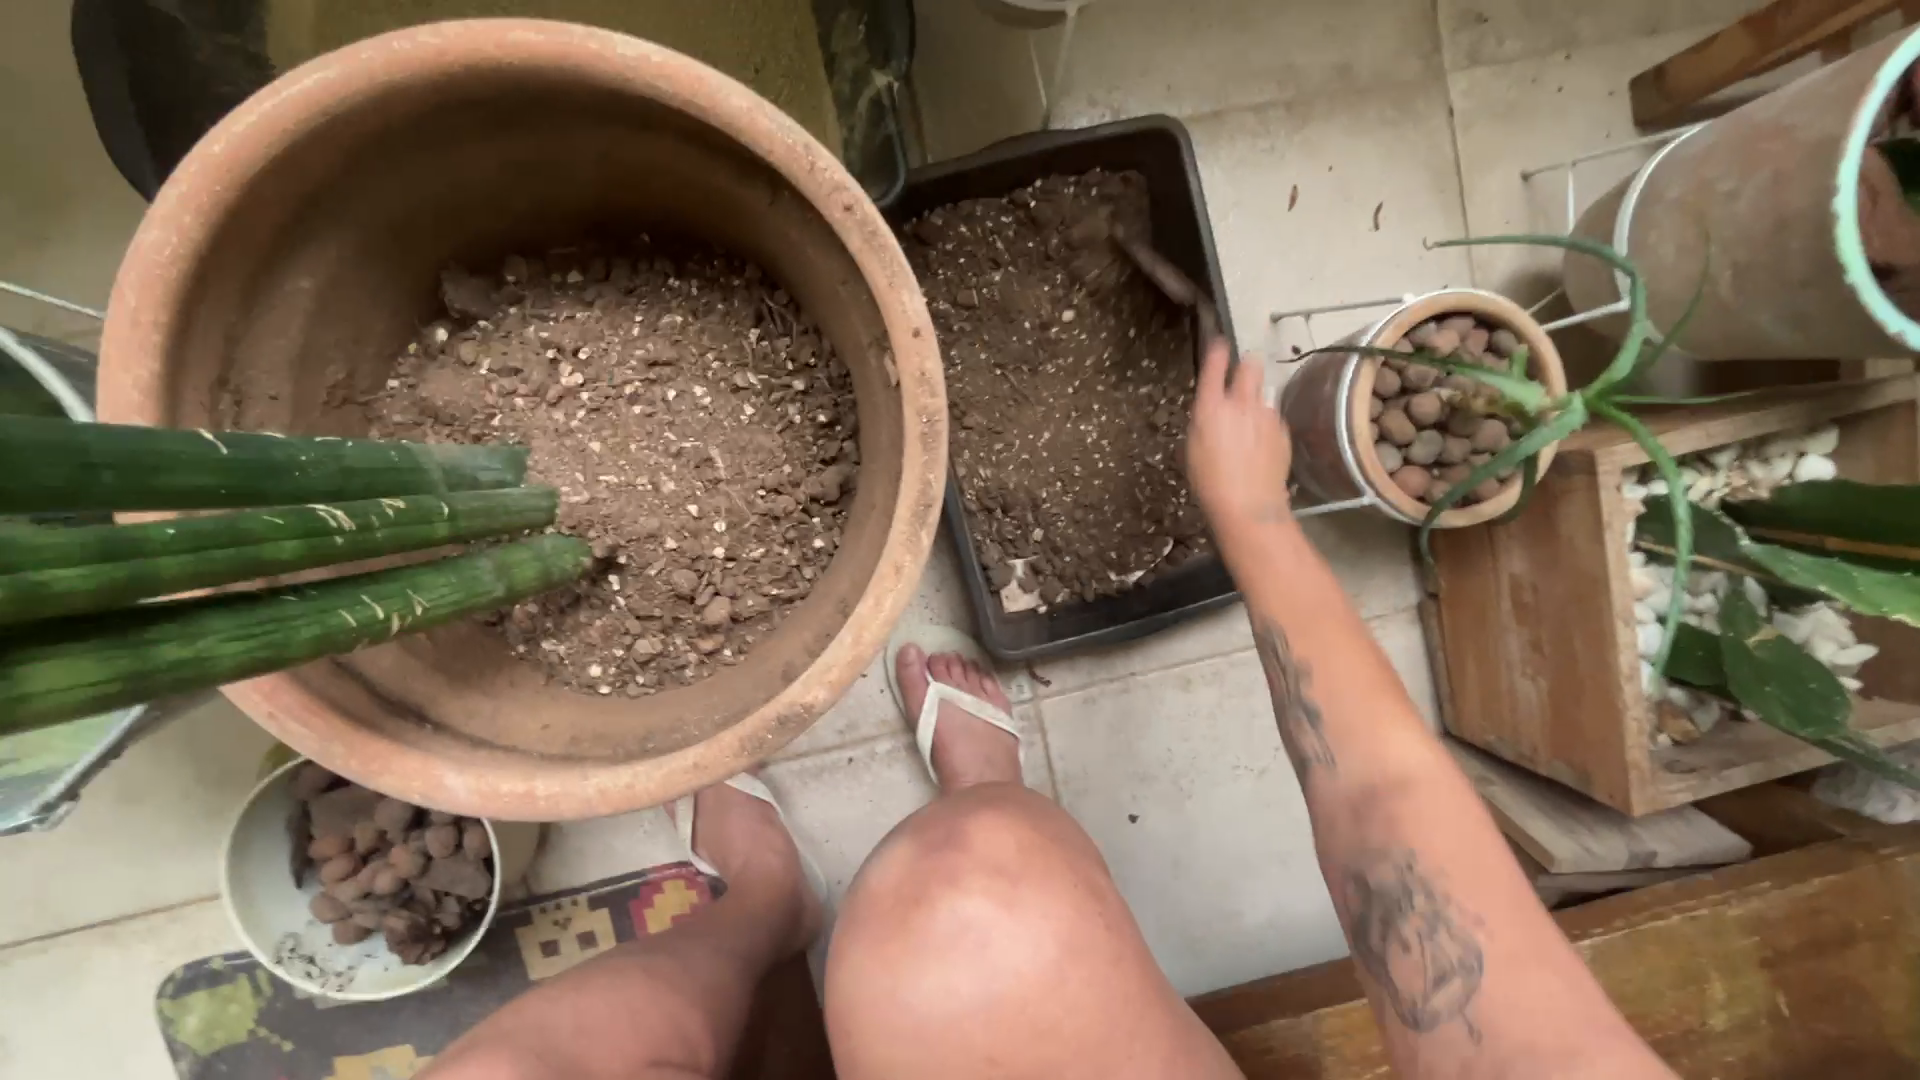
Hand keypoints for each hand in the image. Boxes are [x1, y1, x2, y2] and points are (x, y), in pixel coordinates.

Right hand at [1187, 337, 1293, 533]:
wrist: (1248, 504)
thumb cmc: (1209, 481)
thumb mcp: (1192, 449)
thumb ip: (1203, 422)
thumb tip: (1211, 412)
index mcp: (1210, 407)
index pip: (1214, 366)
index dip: (1216, 351)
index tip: (1219, 343)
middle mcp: (1240, 403)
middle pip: (1250, 366)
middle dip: (1246, 365)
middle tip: (1242, 374)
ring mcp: (1265, 414)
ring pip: (1262, 394)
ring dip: (1255, 401)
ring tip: (1249, 426)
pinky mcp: (1282, 429)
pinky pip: (1272, 417)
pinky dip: (1266, 424)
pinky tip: (1259, 446)